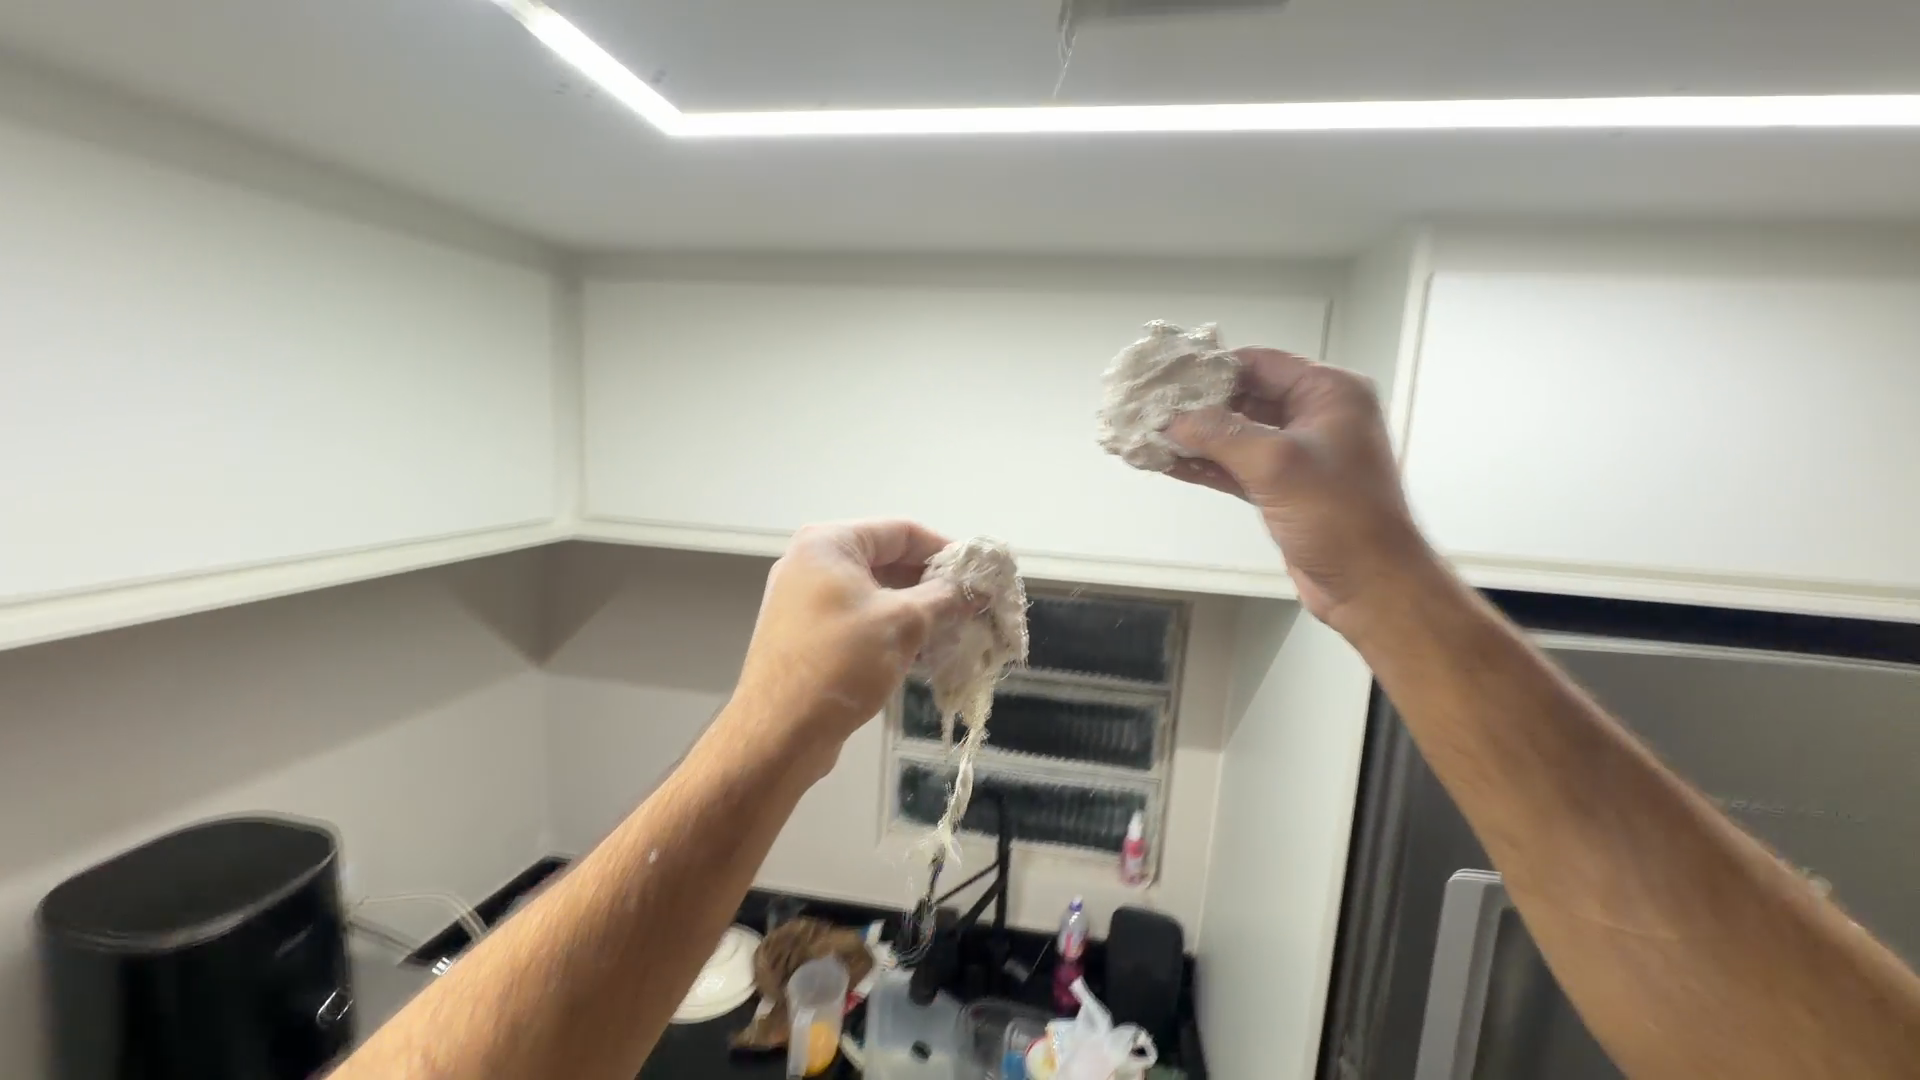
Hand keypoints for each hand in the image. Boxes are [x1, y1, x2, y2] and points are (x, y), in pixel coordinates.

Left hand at [729, 520, 965, 771]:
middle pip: (887, 560)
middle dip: (932, 583)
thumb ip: (945, 597)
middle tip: (971, 606)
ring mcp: (804, 600)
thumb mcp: (904, 623)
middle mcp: (810, 562)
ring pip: (874, 593)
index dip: (945, 550)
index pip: (901, 531)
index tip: (978, 574)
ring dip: (915, 610)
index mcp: (828, 543)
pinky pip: (858, 618)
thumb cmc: (841, 663)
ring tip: (955, 631)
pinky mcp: (805, 635)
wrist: (779, 733)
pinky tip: (924, 653)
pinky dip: (891, 629)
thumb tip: (976, 586)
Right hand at [1164, 348, 1439, 633]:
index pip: (1260, 364)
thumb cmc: (1340, 517)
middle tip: (1151, 408)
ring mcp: (1296, 453)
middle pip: (1243, 396)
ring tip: (1150, 436)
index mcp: (1329, 393)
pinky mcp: (1280, 487)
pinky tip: (1168, 464)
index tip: (1167, 376)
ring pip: (1235, 434)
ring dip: (1195, 438)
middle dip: (1197, 406)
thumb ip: (1221, 434)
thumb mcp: (1276, 464)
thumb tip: (1172, 419)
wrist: (1368, 584)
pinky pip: (1235, 466)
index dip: (1212, 368)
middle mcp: (1314, 416)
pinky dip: (1204, 465)